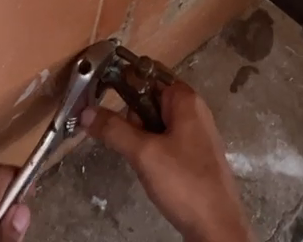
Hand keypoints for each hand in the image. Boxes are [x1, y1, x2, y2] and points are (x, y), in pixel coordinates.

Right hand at [82, 81, 255, 241]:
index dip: (124, 86)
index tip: (103, 100)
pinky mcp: (195, 155)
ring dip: (142, 140)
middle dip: (134, 120)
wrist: (217, 228)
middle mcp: (193, 109)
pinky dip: (153, 152)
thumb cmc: (184, 182)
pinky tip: (155, 173)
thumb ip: (113, 129)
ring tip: (147, 163)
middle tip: (137, 145)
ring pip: (155, 124)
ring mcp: (196, 133)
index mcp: (185, 98)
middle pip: (149, 100)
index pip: (146, 75)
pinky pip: (165, 142)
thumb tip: (86, 111)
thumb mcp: (143, 154)